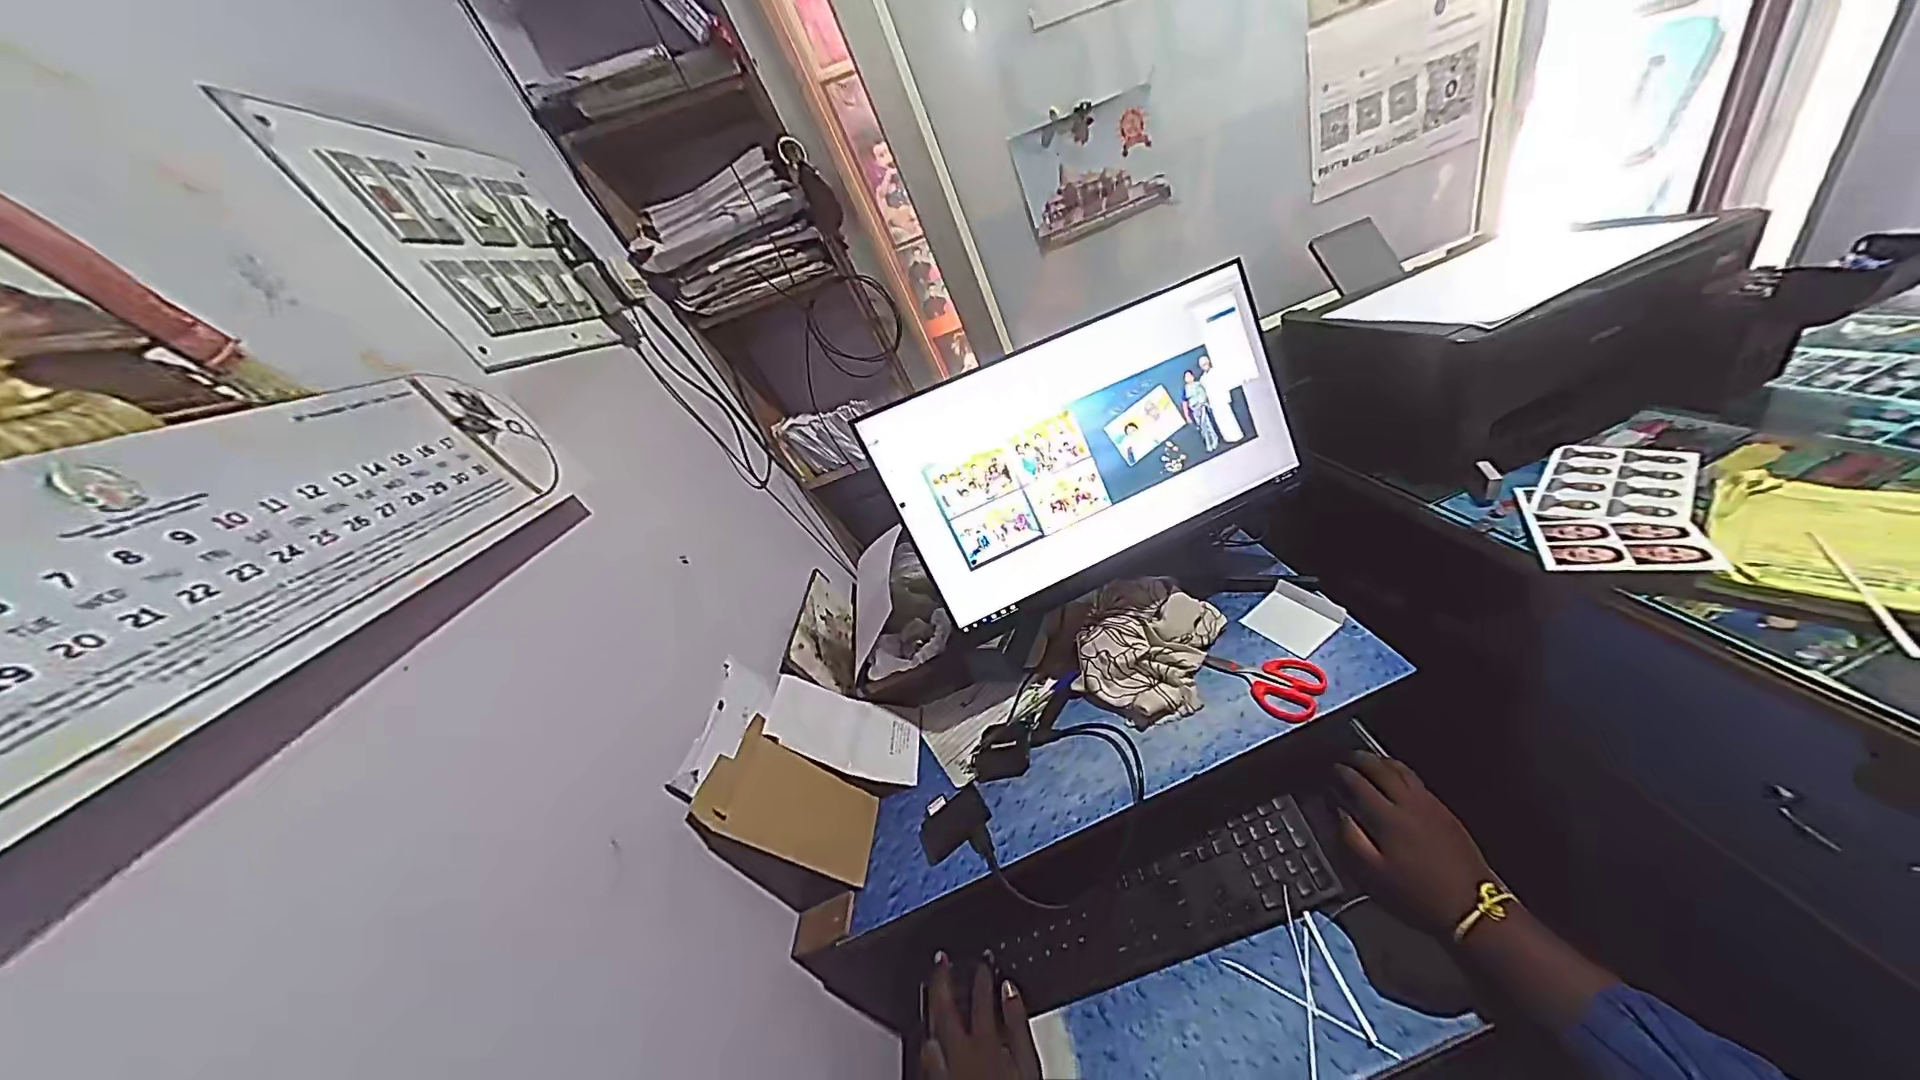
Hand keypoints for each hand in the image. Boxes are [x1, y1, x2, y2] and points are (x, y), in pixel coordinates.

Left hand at [922, 953, 1040, 1079]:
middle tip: (941, 960)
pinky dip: (928, 1040)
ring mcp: (944, 1070)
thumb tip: (1010, 989)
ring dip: (931, 1007)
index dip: (980, 975)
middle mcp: (959, 1052)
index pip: (980, 997)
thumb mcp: (1029, 1066)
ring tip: (931, 988)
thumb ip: (1018, 1024)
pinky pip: (926, 1056)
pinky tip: (929, 1036)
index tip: (982, 962)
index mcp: (984, 1042)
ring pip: (930, 1028)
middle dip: (941, 979)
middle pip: (944, 1005)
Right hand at [1334, 752, 1497, 933]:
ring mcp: (1430, 806)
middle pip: (1379, 768)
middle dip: (1358, 760)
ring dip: (1381, 762)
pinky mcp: (1446, 813)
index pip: (1356, 783)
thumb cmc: (1418, 896)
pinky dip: (1401, 771)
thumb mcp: (1373, 875)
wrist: (1472, 910)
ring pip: (1401, 770)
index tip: (1331, 776)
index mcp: (1387, 819)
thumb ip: (1350, 839)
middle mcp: (1408, 805)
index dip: (1340, 775)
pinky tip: (1396, 778)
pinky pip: (1418, 781)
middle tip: (1346, 760)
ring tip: (1369, 762)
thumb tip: (1339, 814)